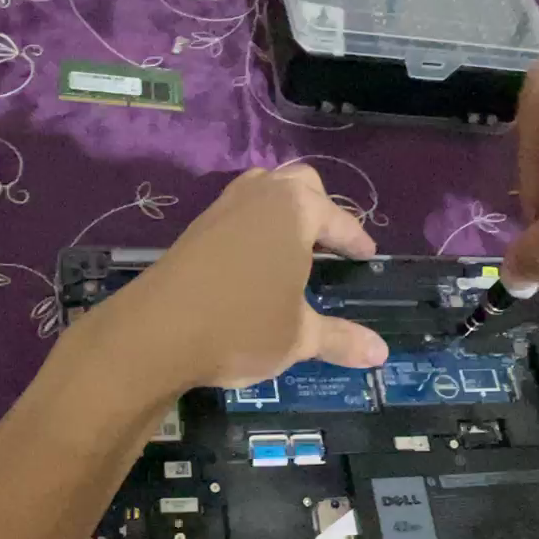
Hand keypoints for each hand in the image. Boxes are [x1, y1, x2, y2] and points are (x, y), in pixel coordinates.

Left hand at [84, 165, 388, 390]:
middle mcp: (259, 196)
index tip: (367, 255)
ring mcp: (222, 208)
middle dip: (321, 210)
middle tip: (330, 246)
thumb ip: (341, 339)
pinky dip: (255, 227)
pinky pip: (237, 213)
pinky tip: (254, 264)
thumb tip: (382, 353)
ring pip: (263, 192)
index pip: (338, 219)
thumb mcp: (298, 337)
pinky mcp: (195, 229)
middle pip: (300, 185)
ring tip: (294, 250)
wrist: (156, 334)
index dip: (356, 239)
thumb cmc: (241, 327)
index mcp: (295, 211)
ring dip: (283, 213)